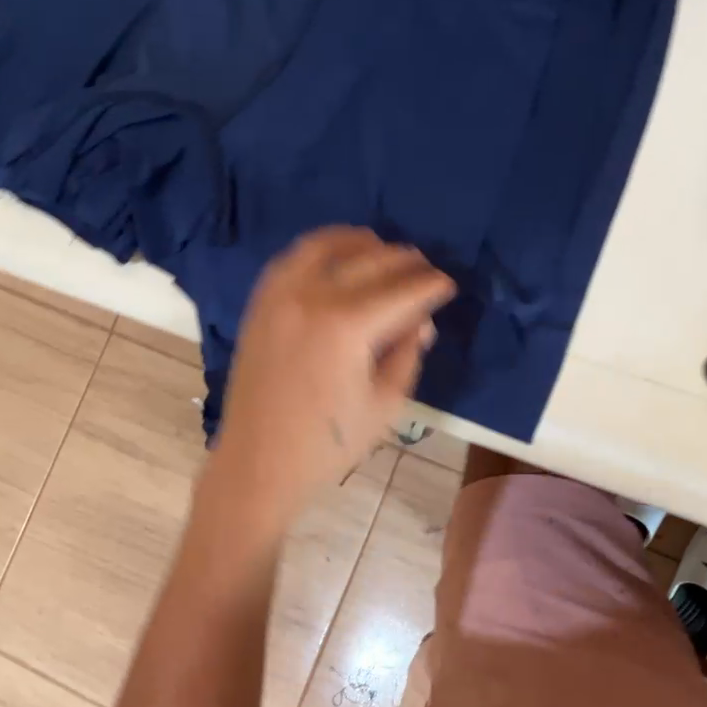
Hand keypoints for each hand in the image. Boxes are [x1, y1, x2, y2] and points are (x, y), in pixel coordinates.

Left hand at [208, 227, 455, 525]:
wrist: (258, 464)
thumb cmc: (328, 446)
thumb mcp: (385, 405)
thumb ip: (406, 354)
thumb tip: (420, 322)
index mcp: (347, 325)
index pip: (401, 290)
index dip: (431, 286)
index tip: (449, 285)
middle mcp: (311, 296)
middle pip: (369, 261)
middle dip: (404, 262)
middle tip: (425, 269)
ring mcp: (279, 296)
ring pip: (325, 246)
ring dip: (360, 242)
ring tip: (383, 248)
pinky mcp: (259, 305)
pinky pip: (291, 259)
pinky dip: (319, 251)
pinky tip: (337, 259)